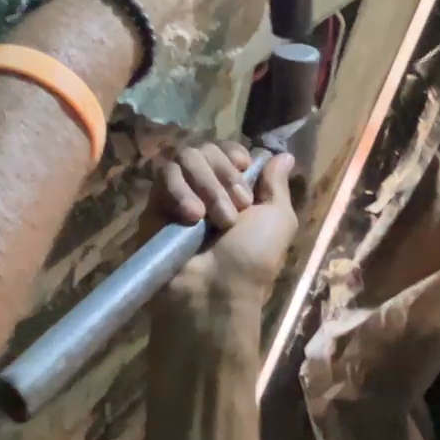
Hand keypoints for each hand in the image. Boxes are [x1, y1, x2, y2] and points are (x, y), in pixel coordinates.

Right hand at [153, 143, 298, 296]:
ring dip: (204, 184)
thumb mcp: (278, 220)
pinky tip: (191, 216)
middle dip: (222, 174)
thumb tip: (284, 155)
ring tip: (209, 218)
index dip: (233, 153)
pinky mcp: (155, 204)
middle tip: (233, 210)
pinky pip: (164, 176)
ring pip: (185, 157)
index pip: (226, 149)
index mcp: (234, 188)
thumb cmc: (252, 258)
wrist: (215, 291)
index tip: (243, 167)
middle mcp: (205, 187)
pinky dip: (180, 190)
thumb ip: (277, 184)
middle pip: (206, 148)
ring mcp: (179, 193)